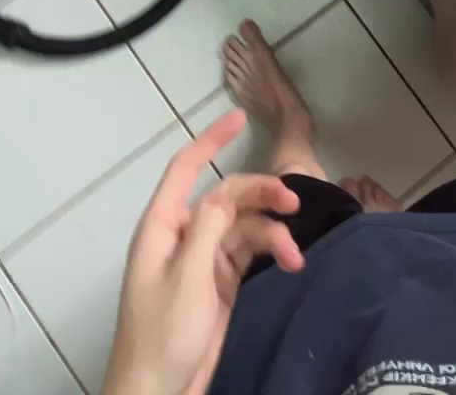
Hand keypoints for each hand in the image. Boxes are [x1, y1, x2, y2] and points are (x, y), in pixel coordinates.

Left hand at [103, 110, 303, 394]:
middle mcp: (184, 235)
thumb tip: (226, 191)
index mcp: (163, 228)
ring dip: (272, 233)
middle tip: (294, 201)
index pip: (185, 170)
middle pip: (227, 196)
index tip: (240, 117)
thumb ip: (207, 229)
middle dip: (261, 194)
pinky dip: (272, 252)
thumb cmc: (161, 337)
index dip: (210, 140)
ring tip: (294, 255)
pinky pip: (251, 250)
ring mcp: (205, 259)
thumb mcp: (185, 279)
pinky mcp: (223, 281)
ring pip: (245, 225)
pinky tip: (291, 263)